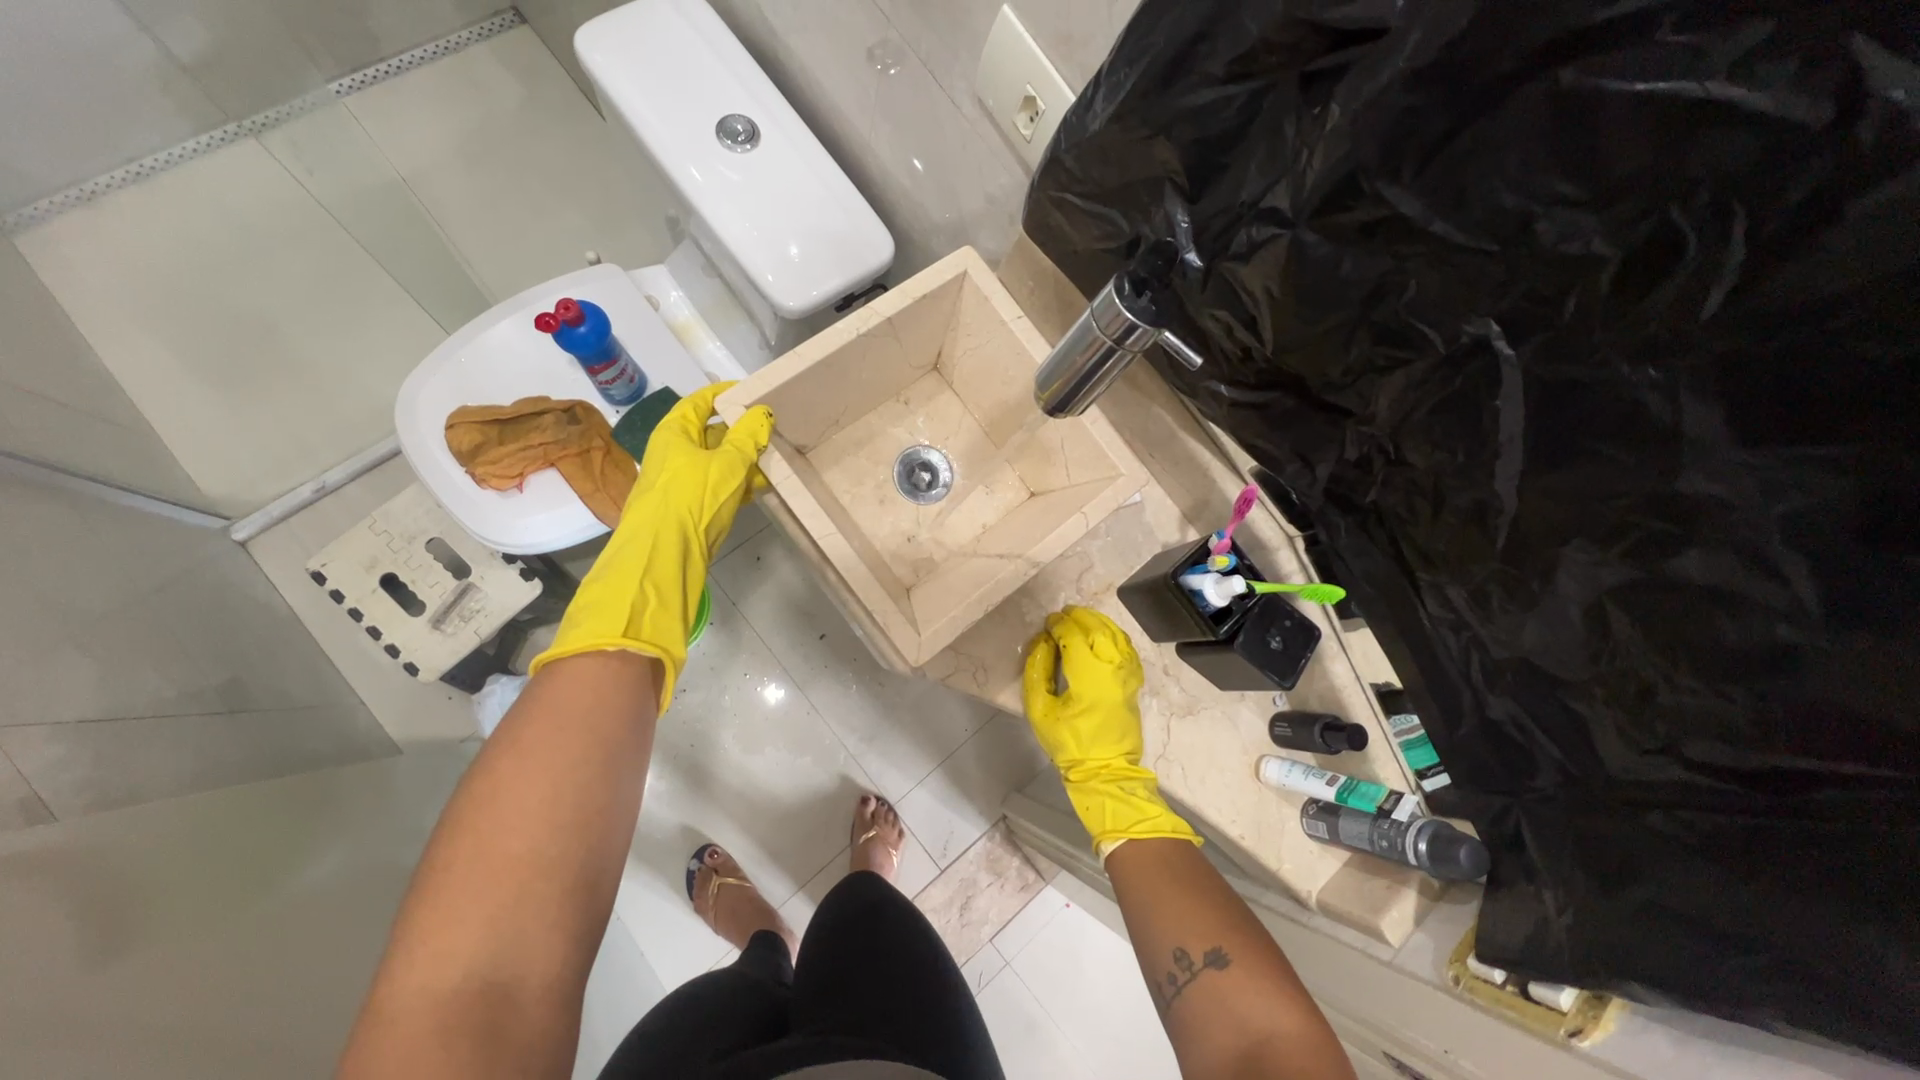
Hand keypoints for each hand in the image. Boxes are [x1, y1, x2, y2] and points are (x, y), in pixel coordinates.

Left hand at [530, 383, 772, 710]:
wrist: (662, 557)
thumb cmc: (691, 501)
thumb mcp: (728, 465)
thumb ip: (748, 438)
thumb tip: (763, 414)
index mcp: (674, 432)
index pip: (701, 400)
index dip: (728, 394)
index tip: (756, 394)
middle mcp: (673, 452)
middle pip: (711, 432)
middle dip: (742, 431)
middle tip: (773, 430)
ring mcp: (679, 481)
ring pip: (717, 461)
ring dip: (744, 460)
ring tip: (774, 460)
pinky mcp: (688, 507)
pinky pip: (717, 486)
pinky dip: (738, 484)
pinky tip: (761, 489)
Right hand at [1023, 606, 1199, 858]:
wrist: (1105, 769)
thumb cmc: (1069, 743)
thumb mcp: (1039, 711)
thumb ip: (1037, 672)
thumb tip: (1042, 642)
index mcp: (1088, 678)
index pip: (1074, 637)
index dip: (1060, 624)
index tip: (1048, 622)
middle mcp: (1112, 670)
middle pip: (1098, 629)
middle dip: (1079, 617)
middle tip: (1063, 614)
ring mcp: (1128, 675)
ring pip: (1116, 635)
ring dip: (1098, 621)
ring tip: (1080, 617)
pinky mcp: (1135, 682)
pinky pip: (1127, 648)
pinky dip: (1115, 634)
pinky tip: (1103, 632)